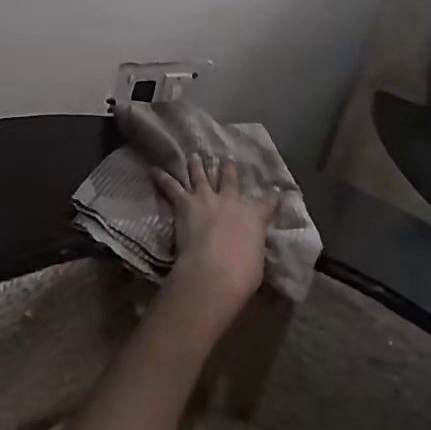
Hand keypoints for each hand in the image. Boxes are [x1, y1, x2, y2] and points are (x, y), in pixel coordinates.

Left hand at [150, 155, 276, 331]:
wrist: (215, 269)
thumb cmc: (242, 273)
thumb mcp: (257, 259)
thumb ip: (251, 247)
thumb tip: (247, 247)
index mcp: (254, 218)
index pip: (266, 204)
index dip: (272, 197)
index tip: (275, 190)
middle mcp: (231, 202)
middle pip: (230, 181)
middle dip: (229, 169)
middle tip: (227, 158)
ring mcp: (207, 199)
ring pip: (200, 177)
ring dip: (196, 166)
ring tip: (193, 156)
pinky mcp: (185, 203)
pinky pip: (171, 186)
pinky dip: (162, 177)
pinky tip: (155, 170)